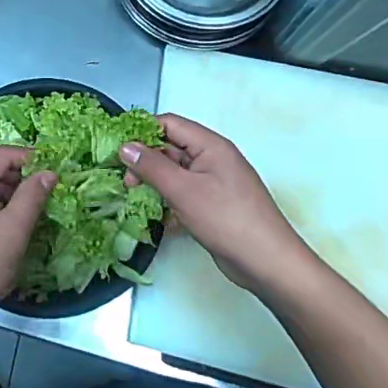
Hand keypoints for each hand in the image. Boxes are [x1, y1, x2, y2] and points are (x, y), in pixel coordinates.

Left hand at [0, 147, 53, 323]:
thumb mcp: (14, 228)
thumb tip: (48, 173)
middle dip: (18, 175)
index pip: (1, 154)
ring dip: (6, 191)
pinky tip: (6, 223)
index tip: (53, 169)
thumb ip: (32, 195)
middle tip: (44, 191)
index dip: (29, 157)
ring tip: (28, 209)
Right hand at [120, 115, 317, 292]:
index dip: (142, 133)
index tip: (119, 151)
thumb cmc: (227, 220)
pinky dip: (168, 199)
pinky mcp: (213, 204)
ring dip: (155, 182)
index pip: (169, 124)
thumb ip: (151, 166)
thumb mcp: (183, 190)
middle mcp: (213, 158)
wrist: (268, 263)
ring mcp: (214, 182)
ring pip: (175, 172)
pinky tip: (157, 216)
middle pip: (170, 148)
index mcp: (210, 145)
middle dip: (146, 161)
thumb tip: (125, 146)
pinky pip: (183, 192)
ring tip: (138, 199)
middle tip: (128, 183)